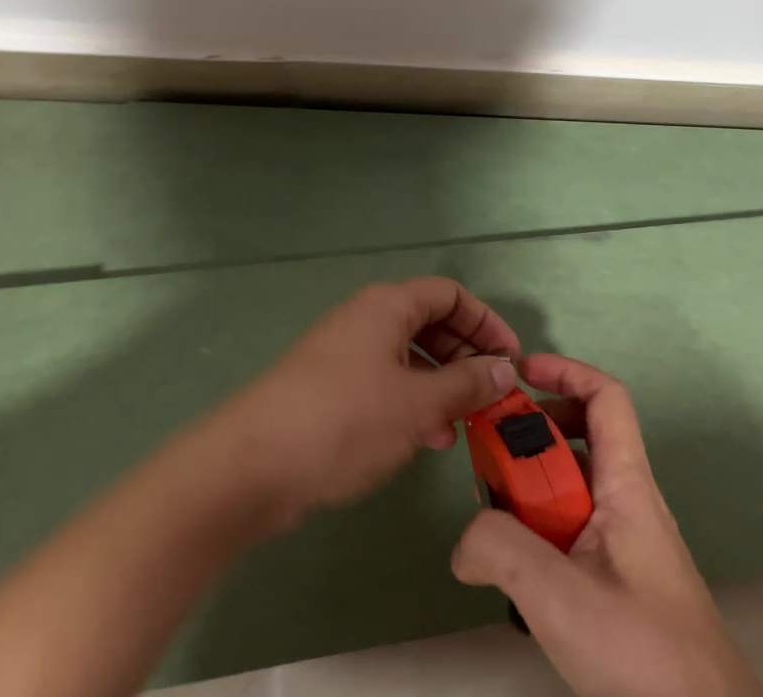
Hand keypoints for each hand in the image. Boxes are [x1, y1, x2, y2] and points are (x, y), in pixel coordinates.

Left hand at [220, 277, 521, 522]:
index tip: (511, 361)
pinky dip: (412, 405)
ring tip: (464, 426)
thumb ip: (466, 384)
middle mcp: (364, 323)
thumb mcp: (417, 404)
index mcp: (385, 308)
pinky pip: (384, 386)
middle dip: (466, 357)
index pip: (449, 294)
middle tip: (493, 395)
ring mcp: (342, 358)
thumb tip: (503, 367)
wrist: (251, 467)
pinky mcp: (329, 393)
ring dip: (442, 387)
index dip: (485, 322)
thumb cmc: (344, 422)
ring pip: (407, 359)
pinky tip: (426, 441)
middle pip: (429, 324)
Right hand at [450, 354, 762, 696]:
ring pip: (570, 489)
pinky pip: (571, 530)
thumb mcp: (557, 593)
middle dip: (528, 440)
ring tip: (493, 528)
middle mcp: (630, 501)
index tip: (516, 374)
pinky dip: (538, 534)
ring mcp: (625, 541)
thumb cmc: (642, 650)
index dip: (563, 372)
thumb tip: (466, 543)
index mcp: (628, 485)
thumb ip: (500, 549)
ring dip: (528, 494)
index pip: (605, 398)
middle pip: (578, 439)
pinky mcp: (619, 576)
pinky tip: (517, 577)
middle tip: (485, 464)